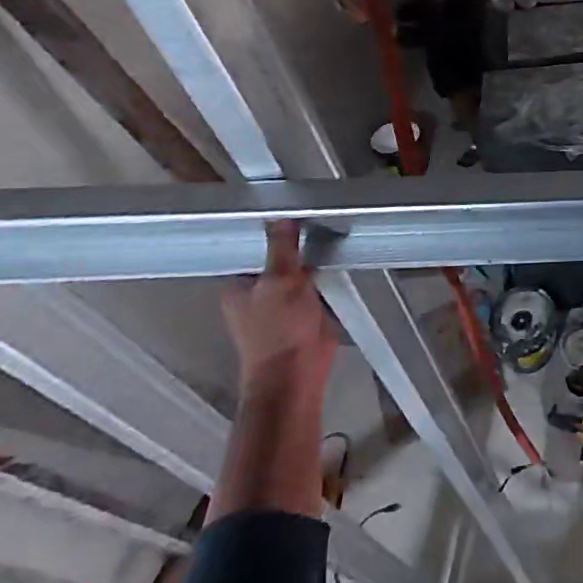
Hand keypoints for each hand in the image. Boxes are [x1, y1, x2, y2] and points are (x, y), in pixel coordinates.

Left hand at [222, 221, 338, 391]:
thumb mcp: (279, 282)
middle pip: (281, 257)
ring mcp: (285, 302)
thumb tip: (281, 218)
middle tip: (322, 216)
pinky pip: (320, 282)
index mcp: (239, 286)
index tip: (294, 210)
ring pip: (303, 269)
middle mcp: (259, 292)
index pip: (254, 249)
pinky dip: (330, 273)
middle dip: (300, 242)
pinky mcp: (309, 309)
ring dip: (317, 257)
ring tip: (337, 228)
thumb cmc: (278, 330)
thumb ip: (282, 248)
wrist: (297, 372)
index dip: (273, 231)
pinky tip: (344, 257)